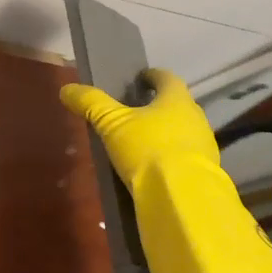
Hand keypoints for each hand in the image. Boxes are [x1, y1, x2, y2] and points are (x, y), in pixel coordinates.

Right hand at [59, 68, 217, 185]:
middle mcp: (196, 119)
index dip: (153, 76)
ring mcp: (204, 146)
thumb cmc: (147, 149)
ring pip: (182, 131)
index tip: (140, 78)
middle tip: (135, 110)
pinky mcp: (204, 172)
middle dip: (158, 106)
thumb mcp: (110, 123)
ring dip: (165, 132)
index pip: (168, 78)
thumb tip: (67, 89)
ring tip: (140, 140)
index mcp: (176, 100)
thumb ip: (90, 103)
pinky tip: (152, 166)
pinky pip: (183, 156)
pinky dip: (169, 156)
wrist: (181, 196)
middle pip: (177, 105)